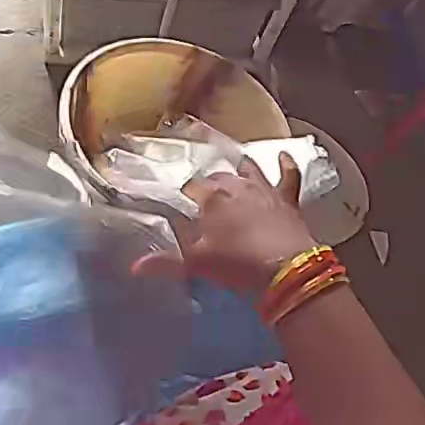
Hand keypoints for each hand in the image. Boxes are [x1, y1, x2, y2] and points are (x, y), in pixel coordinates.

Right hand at [139, 153, 316, 290]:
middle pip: (218, 177)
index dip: (186, 194)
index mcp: (212, 198)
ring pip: (249, 170)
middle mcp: (237, 186)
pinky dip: (286, 164)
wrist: (285, 269)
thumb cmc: (236, 262)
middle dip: (210, 183)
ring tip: (234, 167)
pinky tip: (283, 155)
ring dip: (240, 168)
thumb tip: (135, 266)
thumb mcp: (197, 264)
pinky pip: (288, 175)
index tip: (182, 202)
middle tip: (205, 195)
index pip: (192, 187)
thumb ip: (166, 262)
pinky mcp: (287, 199)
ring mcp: (264, 189)